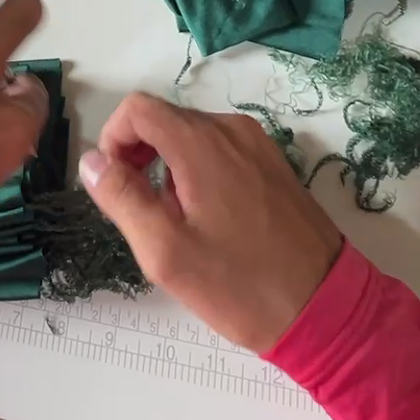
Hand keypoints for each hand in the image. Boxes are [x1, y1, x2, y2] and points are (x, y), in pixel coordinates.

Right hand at [79, 93, 342, 351]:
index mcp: (201, 142)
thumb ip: (121, 197)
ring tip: (176, 220)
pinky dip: (197, 168)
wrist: (328, 310)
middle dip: (138, 156)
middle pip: (162, 119)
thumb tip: (91, 159)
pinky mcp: (271, 160)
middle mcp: (229, 128)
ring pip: (189, 133)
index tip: (115, 185)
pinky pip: (217, 147)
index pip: (136, 108)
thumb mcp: (166, 252)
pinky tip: (208, 217)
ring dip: (167, 165)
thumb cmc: (240, 285)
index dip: (113, 139)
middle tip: (142, 211)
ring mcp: (256, 142)